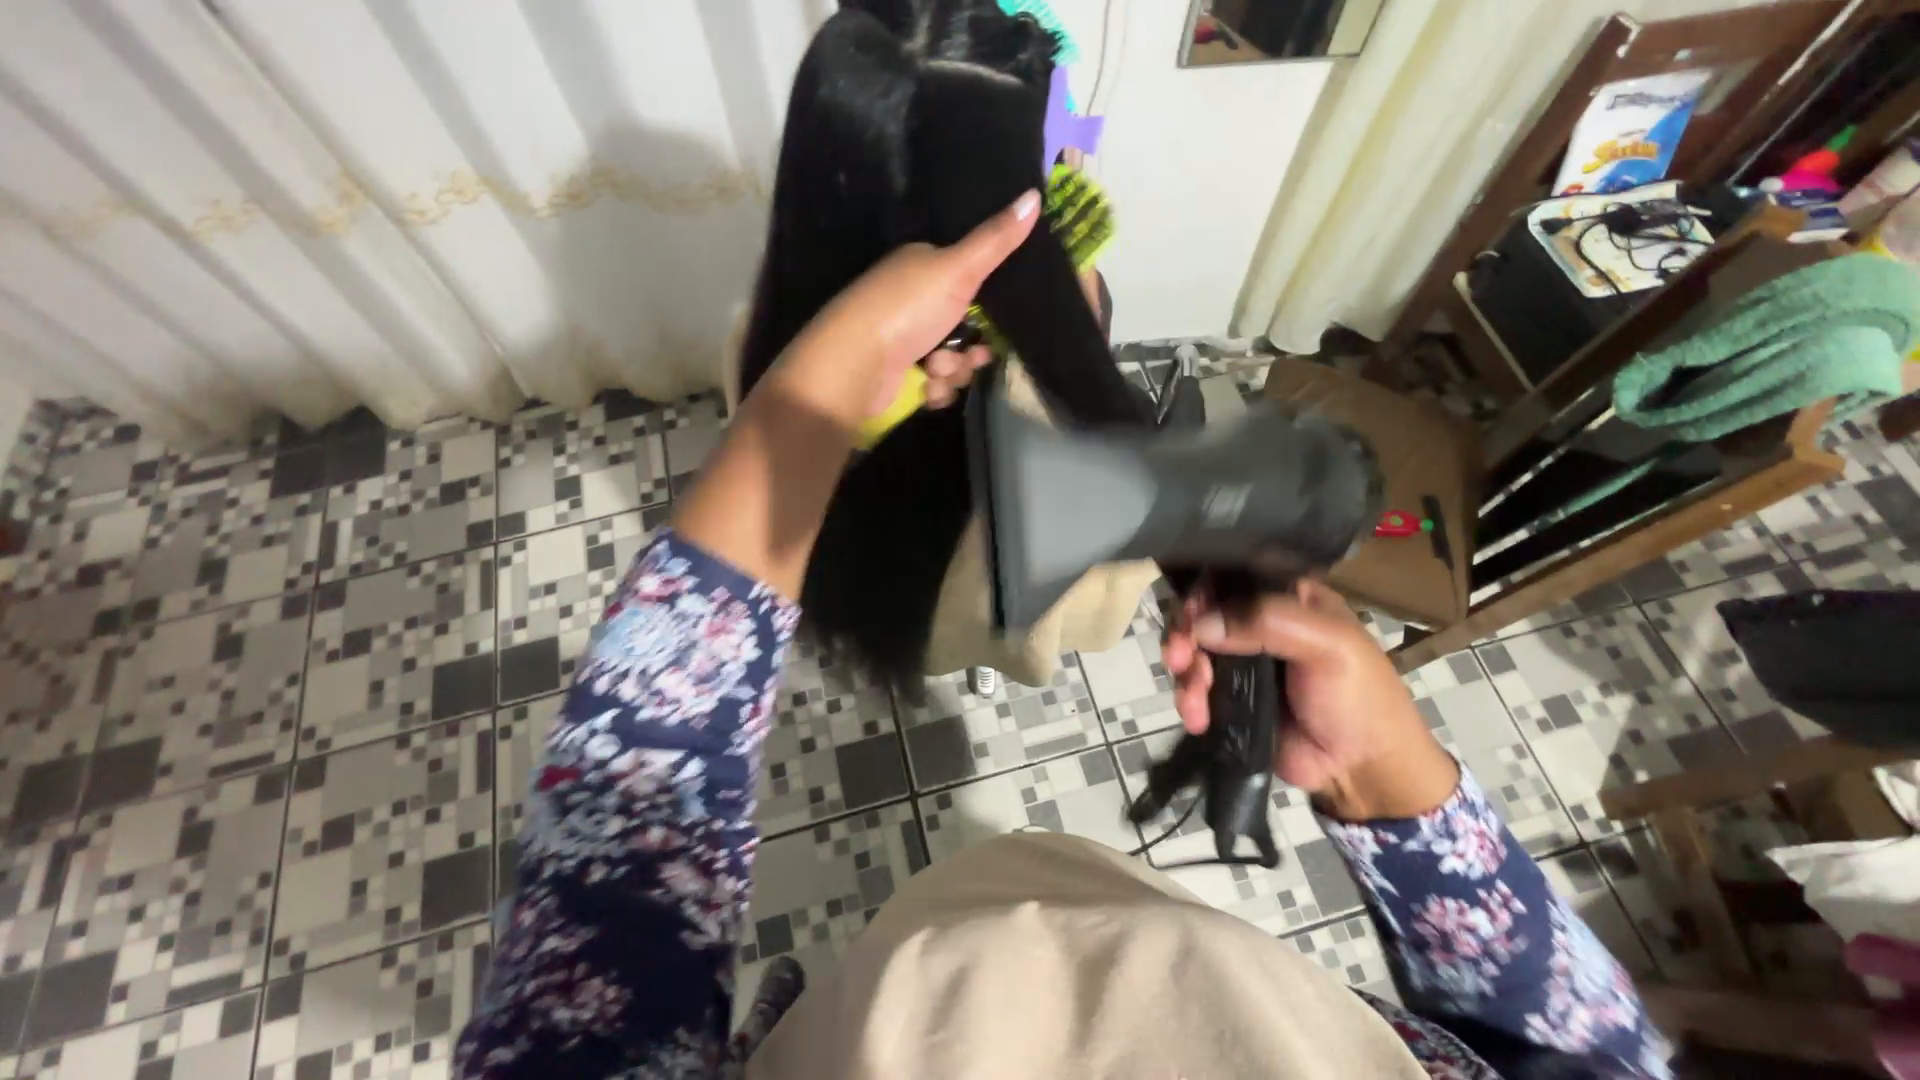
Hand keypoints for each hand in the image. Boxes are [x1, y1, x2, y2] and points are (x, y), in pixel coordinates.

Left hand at [781, 188, 1040, 419]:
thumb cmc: (905, 309)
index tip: (996, 321)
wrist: (857, 365)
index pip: (966, 283)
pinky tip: (923, 388)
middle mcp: (910, 303)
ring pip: (952, 362)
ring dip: (951, 370)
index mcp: (920, 269)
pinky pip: (934, 386)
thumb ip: (996, 240)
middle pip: (964, 329)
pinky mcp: (898, 377)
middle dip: (970, 348)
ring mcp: (902, 342)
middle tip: (969, 354)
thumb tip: (1034, 195)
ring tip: (933, 369)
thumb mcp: (957, 268)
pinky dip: (934, 390)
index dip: (985, 306)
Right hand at [1163, 581, 1457, 819]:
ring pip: (1193, 652)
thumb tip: (1200, 625)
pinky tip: (1198, 719)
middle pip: (1203, 614)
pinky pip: (1195, 688)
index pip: (1233, 577)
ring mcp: (1243, 663)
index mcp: (1289, 598)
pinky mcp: (1231, 698)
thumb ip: (1266, 621)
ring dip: (1185, 674)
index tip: (1189, 616)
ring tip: (1194, 700)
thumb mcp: (1327, 645)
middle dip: (1184, 637)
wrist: (1361, 769)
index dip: (1203, 592)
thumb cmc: (1358, 696)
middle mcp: (1260, 624)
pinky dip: (1189, 700)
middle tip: (1180, 660)